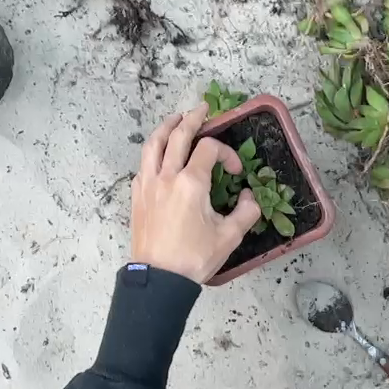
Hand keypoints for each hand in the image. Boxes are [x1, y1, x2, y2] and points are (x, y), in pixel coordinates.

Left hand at [130, 104, 260, 282]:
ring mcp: (147, 184)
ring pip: (153, 144)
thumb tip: (250, 198)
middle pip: (178, 134)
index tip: (236, 172)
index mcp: (191, 182)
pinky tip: (159, 156)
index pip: (210, 149)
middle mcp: (166, 176)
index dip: (227, 153)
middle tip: (204, 109)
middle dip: (193, 118)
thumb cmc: (195, 257)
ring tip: (176, 119)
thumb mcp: (230, 236)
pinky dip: (153, 152)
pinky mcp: (137, 196)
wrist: (160, 279)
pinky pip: (143, 165)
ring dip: (166, 127)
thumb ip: (246, 212)